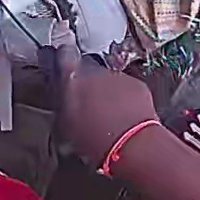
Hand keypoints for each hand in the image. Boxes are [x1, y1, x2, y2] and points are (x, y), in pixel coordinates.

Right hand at [56, 45, 161, 168]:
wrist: (131, 145)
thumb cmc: (93, 138)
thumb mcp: (65, 125)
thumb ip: (61, 104)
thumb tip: (62, 101)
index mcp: (72, 78)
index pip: (64, 54)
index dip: (64, 59)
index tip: (63, 68)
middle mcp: (94, 71)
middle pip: (88, 69)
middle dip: (86, 82)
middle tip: (86, 104)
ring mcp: (117, 76)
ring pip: (108, 79)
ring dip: (106, 92)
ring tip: (107, 115)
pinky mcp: (137, 85)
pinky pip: (127, 88)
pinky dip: (125, 98)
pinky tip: (124, 116)